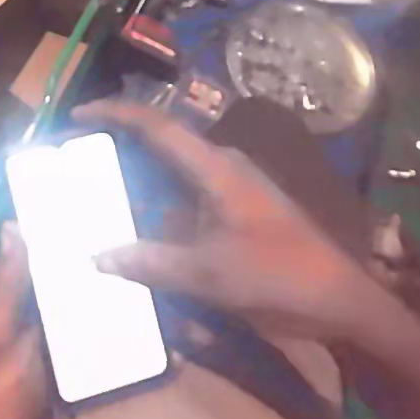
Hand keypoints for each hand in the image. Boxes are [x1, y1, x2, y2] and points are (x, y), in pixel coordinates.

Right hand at [74, 99, 409, 350]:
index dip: (115, 113)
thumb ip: (152, 263)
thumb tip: (97, 257)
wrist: (345, 304)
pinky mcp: (229, 215)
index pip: (157, 126)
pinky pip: (179, 203)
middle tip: (74, 156)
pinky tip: (130, 230)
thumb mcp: (212, 275)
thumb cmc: (282, 277)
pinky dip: (151, 211)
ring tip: (91, 191)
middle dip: (115, 145)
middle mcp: (218, 170)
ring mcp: (225, 192)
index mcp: (216, 168)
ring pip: (166, 176)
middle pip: (157, 145)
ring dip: (132, 180)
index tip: (77, 116)